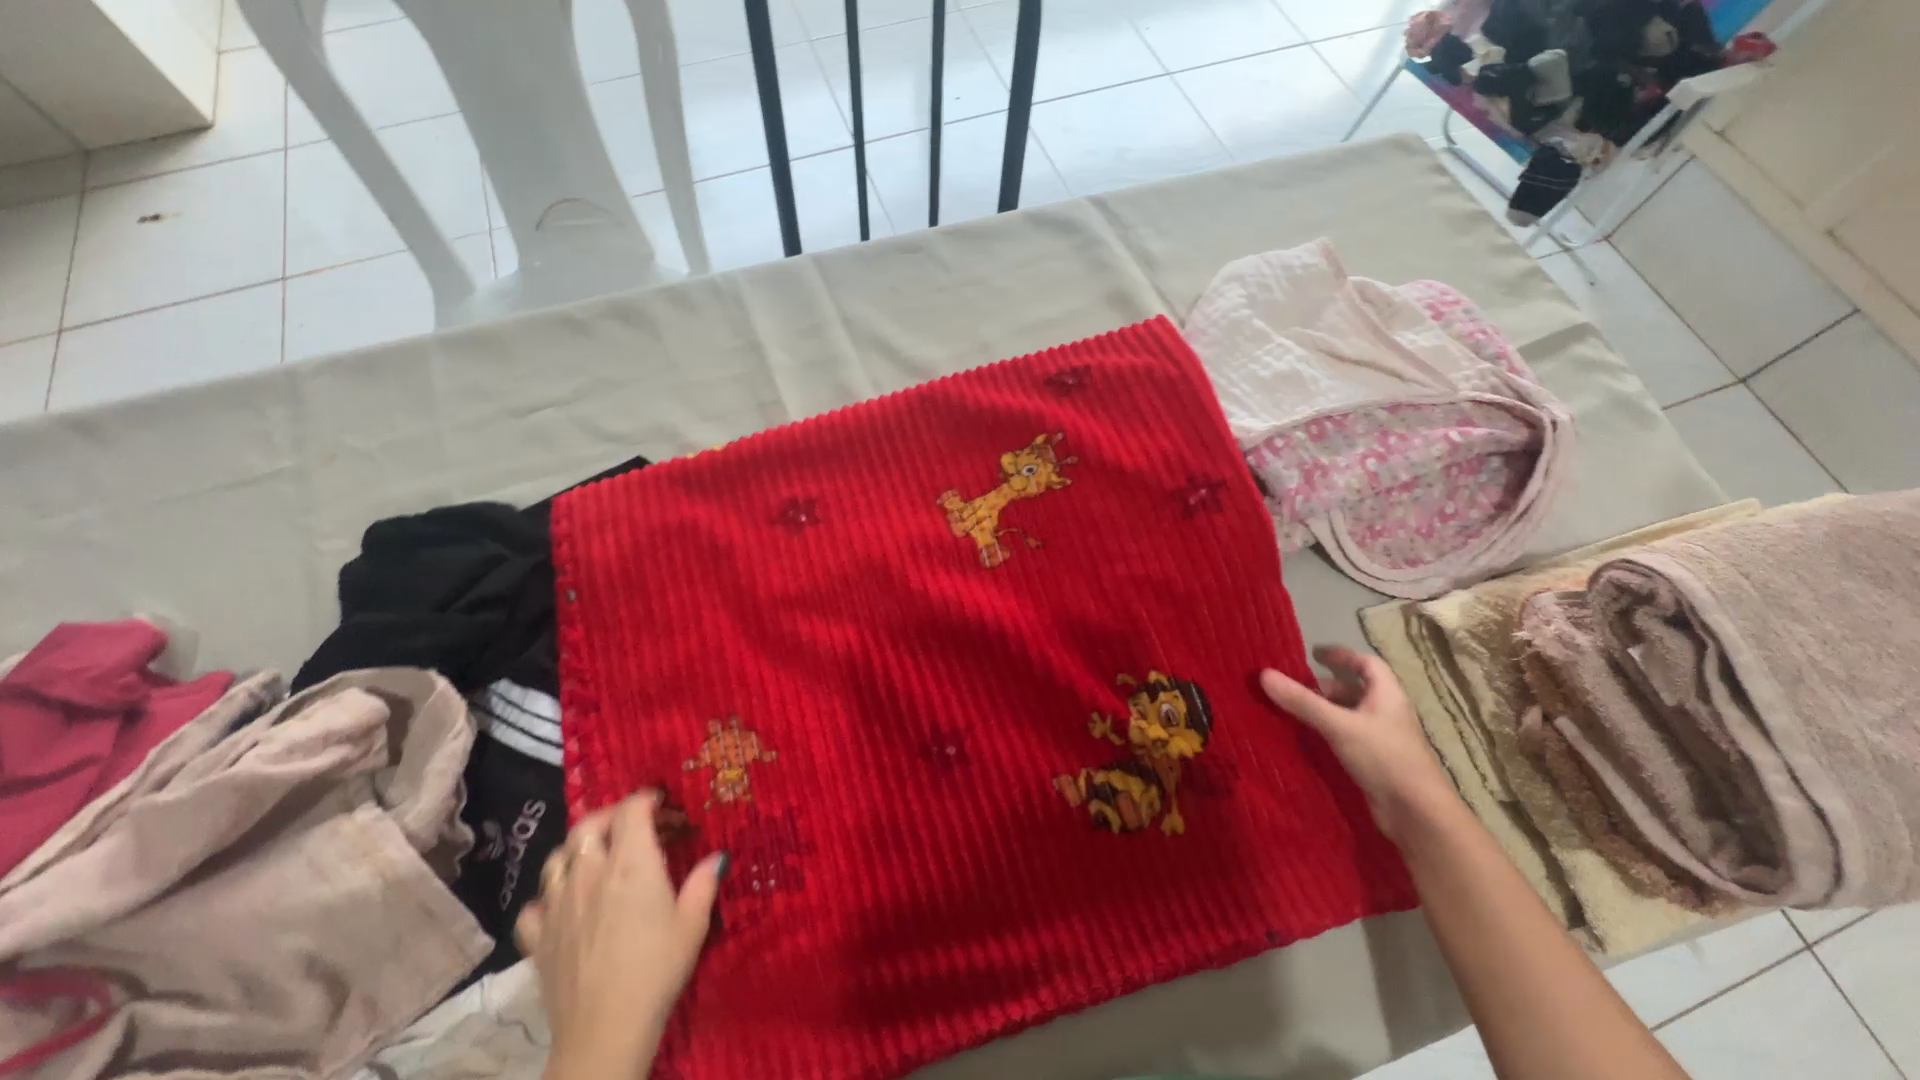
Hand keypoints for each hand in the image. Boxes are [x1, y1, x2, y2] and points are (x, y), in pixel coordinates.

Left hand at [516, 790, 726, 1079]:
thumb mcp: (693, 924)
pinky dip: (549, 897)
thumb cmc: (657, 969)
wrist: (605, 1026)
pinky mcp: (537, 936)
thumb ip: (703, 883)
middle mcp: (589, 873)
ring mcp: (556, 903)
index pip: (631, 811)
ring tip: (596, 857)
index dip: (646, 800)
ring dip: (578, 849)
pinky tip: (562, 906)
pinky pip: (535, 904)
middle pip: (589, 825)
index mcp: (630, 863)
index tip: (662, 805)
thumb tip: (717, 856)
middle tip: (632, 824)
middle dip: (610, 816)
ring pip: (558, 858)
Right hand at [1260, 644, 1459, 845]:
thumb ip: (1302, 701)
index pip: (1366, 664)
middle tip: (1297, 687)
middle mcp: (1387, 712)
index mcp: (1387, 694)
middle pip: (1357, 689)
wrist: (1416, 811)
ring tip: (1297, 711)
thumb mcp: (1339, 725)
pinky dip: (1330, 732)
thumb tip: (1265, 674)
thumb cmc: (1383, 757)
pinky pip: (1349, 736)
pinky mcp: (1376, 761)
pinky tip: (1310, 739)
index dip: (1342, 655)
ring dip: (1327, 710)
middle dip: (1327, 685)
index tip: (1314, 653)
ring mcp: (1383, 738)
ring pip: (1352, 714)